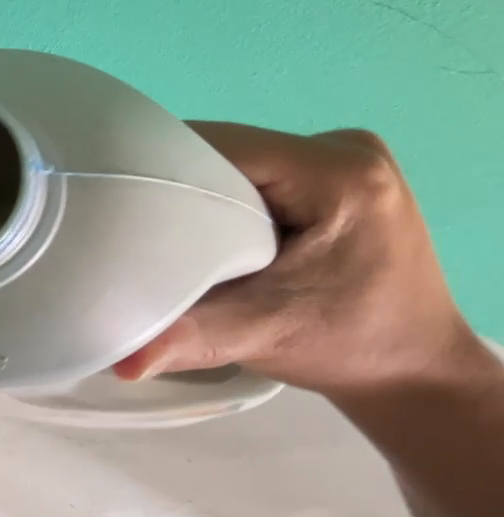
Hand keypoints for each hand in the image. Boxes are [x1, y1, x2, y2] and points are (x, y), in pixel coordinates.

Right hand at [113, 123, 489, 400]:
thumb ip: (187, 337)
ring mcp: (341, 157)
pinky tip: (192, 225)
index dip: (155, 166)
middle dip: (167, 178)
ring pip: (231, 157)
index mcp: (339, 173)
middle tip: (114, 215)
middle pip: (221, 148)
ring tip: (147, 223)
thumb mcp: (259, 335)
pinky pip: (248, 169)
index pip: (218, 148)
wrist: (412, 369)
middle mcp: (344, 150)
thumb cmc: (346, 346)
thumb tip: (119, 362)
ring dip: (187, 186)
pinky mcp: (330, 173)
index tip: (102, 195)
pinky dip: (213, 193)